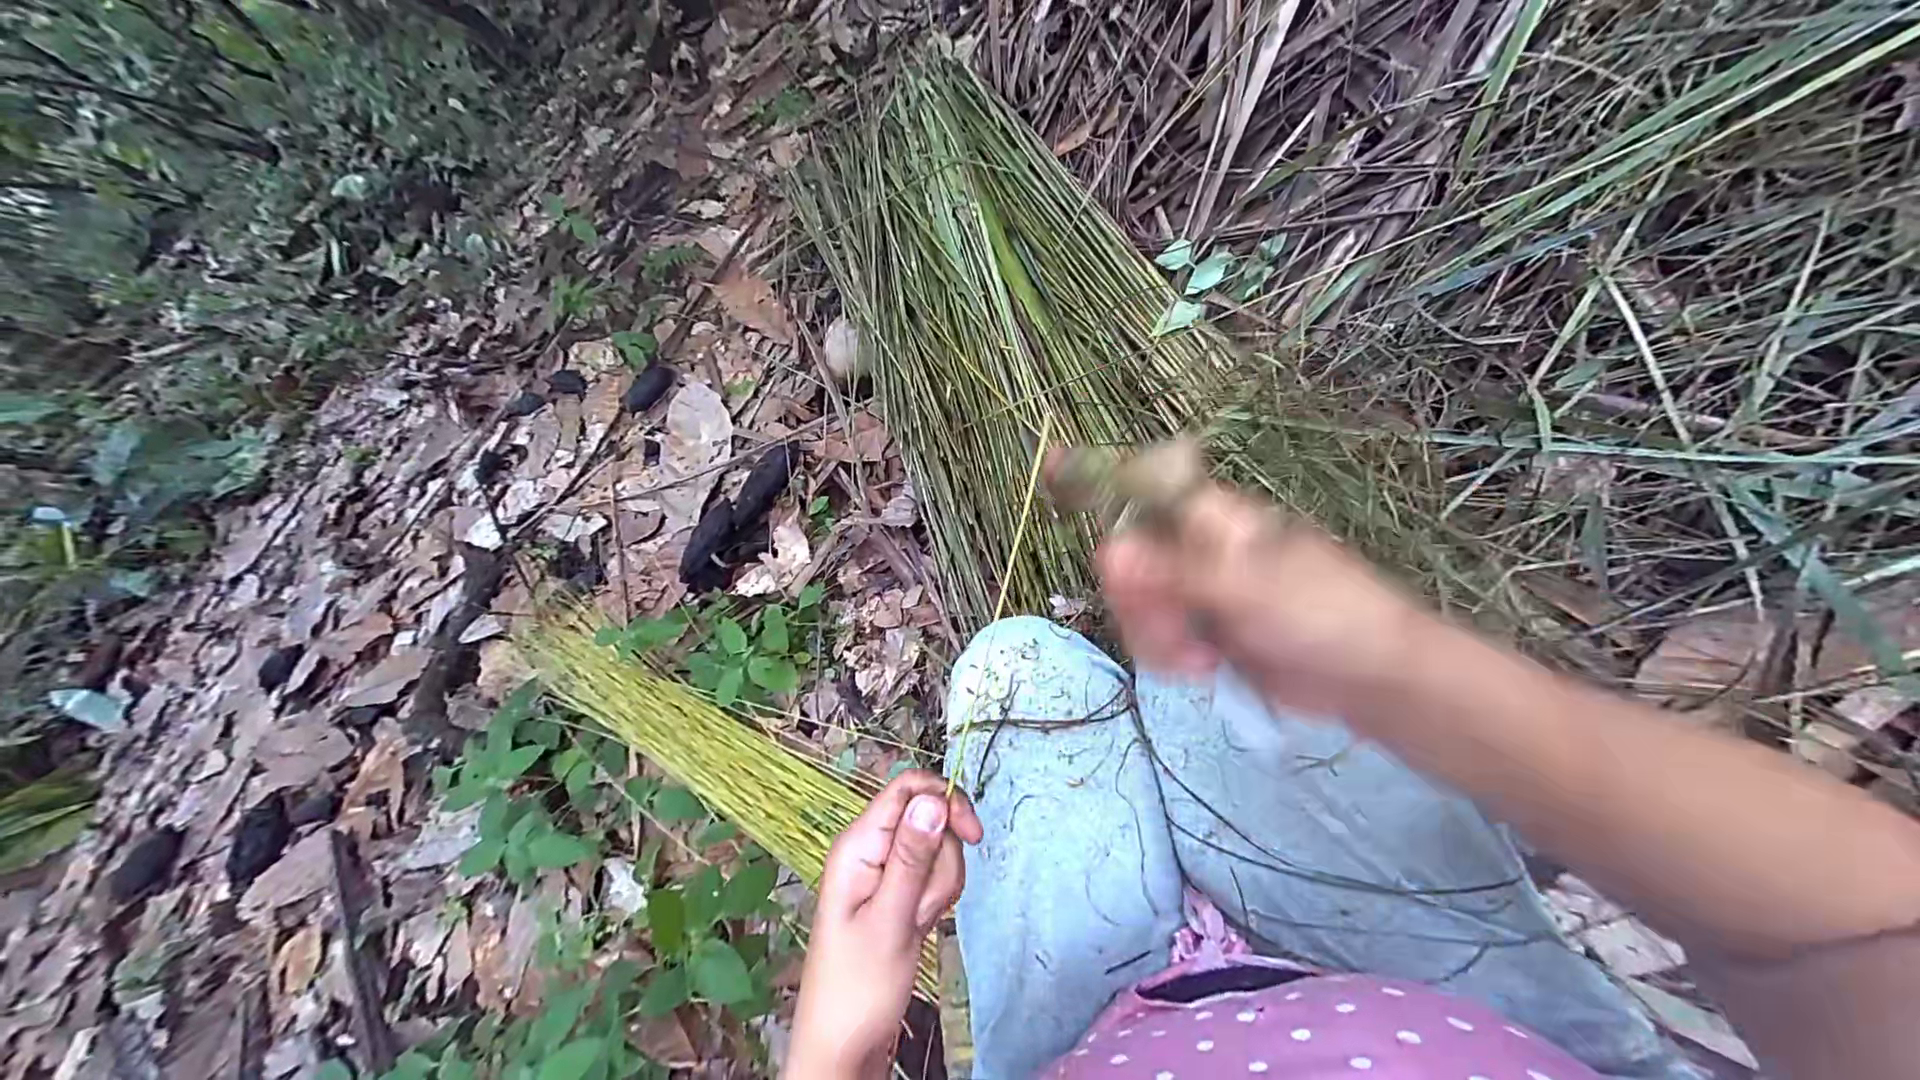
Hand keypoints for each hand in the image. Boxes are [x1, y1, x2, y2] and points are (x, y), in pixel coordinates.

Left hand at [784, 770, 982, 1079]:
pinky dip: (937, 898)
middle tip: (922, 906)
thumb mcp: (890, 920)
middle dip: (941, 860)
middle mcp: (873, 847)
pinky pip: (933, 874)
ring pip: (937, 849)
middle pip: (930, 818)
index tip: (972, 836)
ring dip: (940, 885)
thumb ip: (912, 856)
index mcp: (859, 843)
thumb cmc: (858, 988)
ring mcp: (887, 870)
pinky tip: (922, 925)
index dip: (944, 799)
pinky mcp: (901, 890)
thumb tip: (933, 797)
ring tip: (916, 923)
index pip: (907, 788)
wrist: (846, 1048)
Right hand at [1097, 485, 1428, 717]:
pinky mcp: (1196, 630)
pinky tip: (1200, 669)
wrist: (1370, 678)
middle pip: (1124, 558)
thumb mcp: (1246, 589)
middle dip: (1138, 601)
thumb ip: (1173, 573)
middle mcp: (1192, 547)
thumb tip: (1107, 551)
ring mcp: (1192, 590)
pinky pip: (1153, 636)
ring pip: (1134, 604)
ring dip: (1155, 636)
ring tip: (1198, 661)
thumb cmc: (1323, 613)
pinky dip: (1167, 657)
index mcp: (1209, 519)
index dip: (1094, 478)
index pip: (1140, 488)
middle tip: (1173, 629)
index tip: (1048, 468)